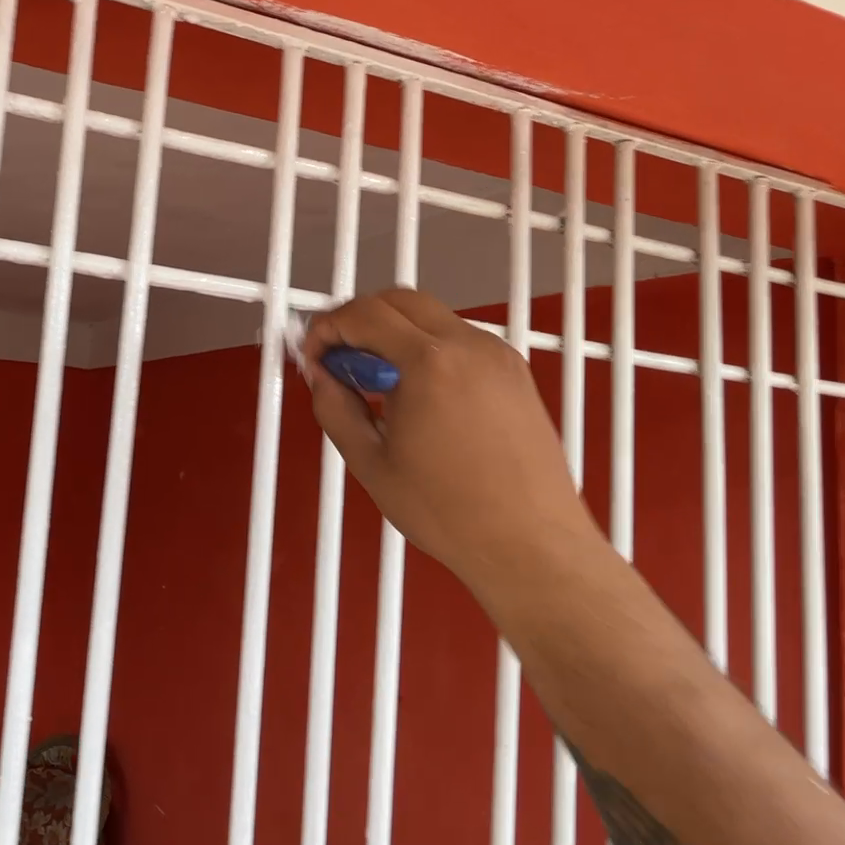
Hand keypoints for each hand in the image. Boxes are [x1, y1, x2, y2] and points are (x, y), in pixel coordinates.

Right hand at [298, 288, 593, 575]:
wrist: (530, 544)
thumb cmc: (446, 510)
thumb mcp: (370, 462)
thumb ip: (335, 408)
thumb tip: (322, 377)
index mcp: (429, 362)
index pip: (365, 314)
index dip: (327, 328)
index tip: (313, 355)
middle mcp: (468, 345)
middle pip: (399, 299)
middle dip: (358, 318)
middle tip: (337, 357)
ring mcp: (498, 357)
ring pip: (431, 316)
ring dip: (393, 332)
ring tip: (374, 382)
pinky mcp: (515, 374)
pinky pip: (458, 341)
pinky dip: (425, 349)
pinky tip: (414, 395)